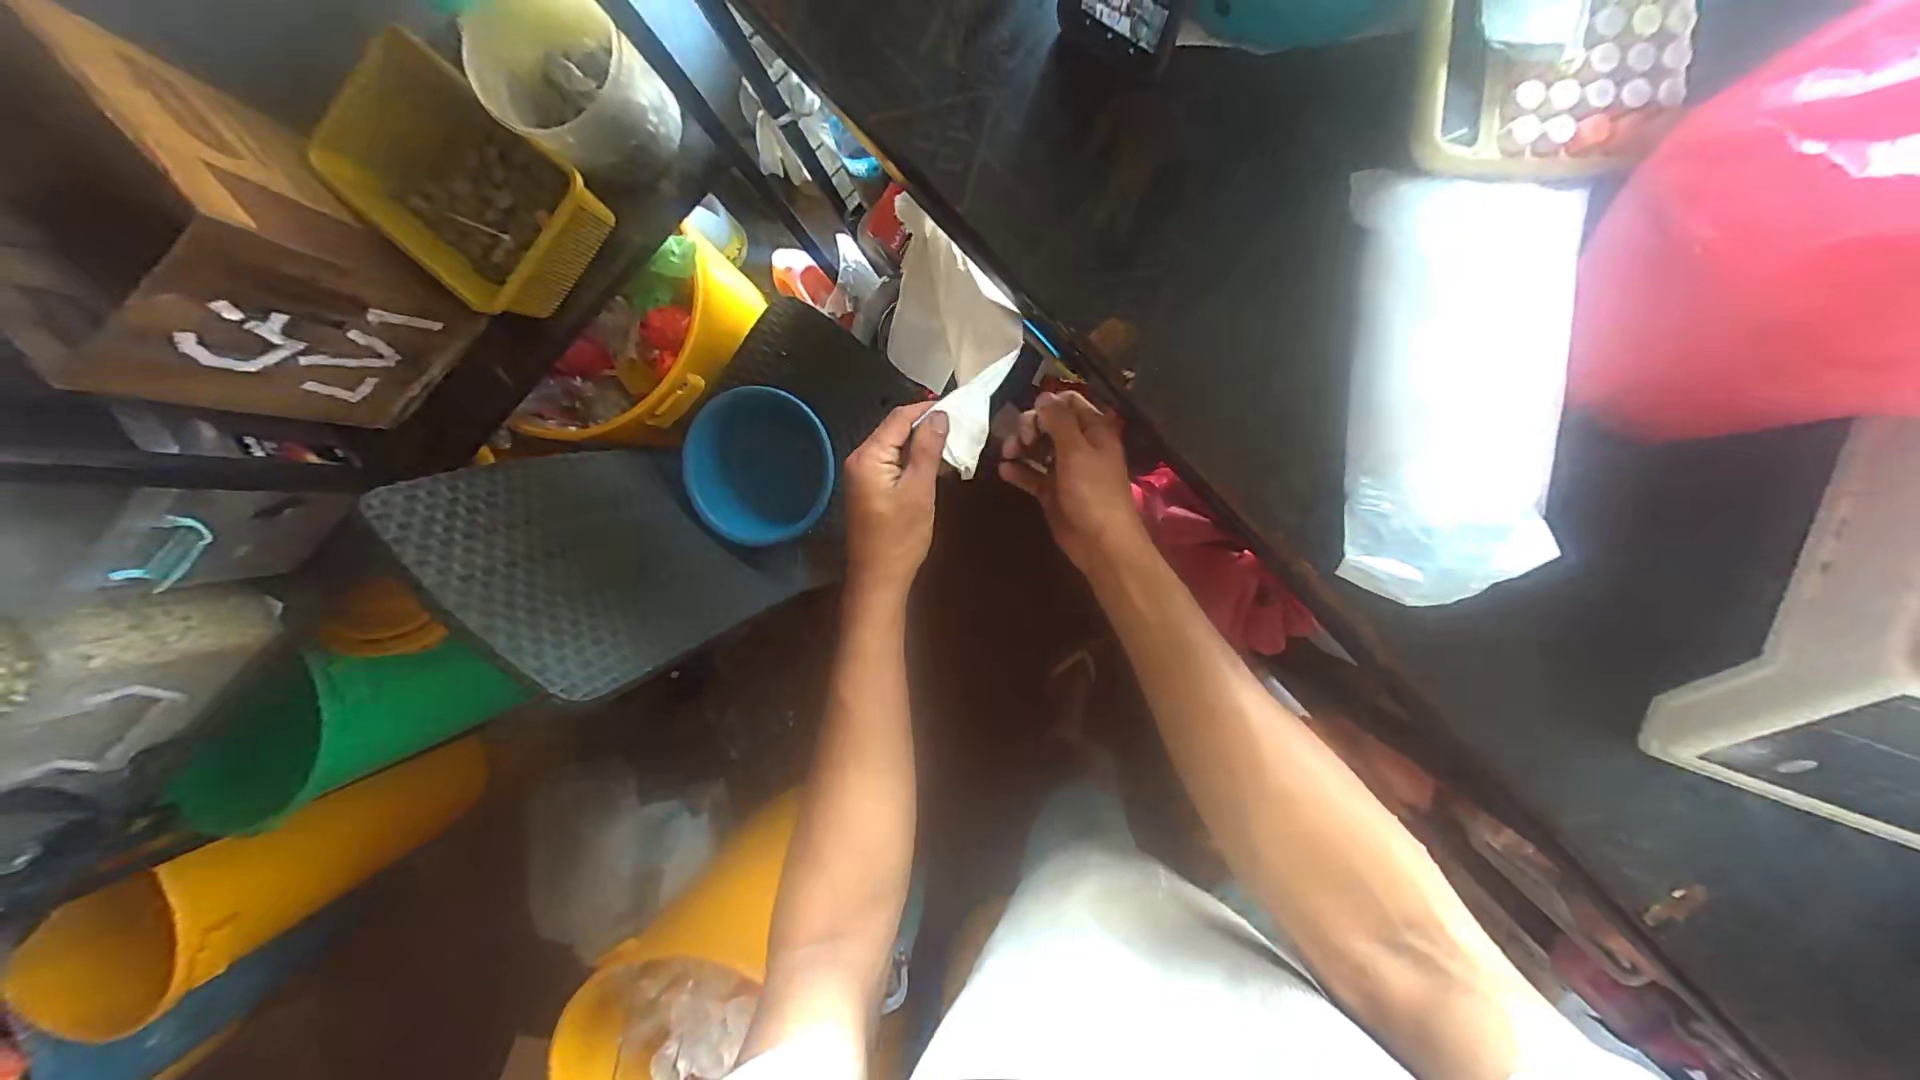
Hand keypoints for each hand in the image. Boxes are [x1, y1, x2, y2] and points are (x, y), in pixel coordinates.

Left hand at [845, 402, 947, 596]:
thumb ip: (928, 449)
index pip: (899, 418)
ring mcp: (862, 474)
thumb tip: (940, 415)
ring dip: (922, 443)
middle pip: (895, 429)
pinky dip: (913, 460)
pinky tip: (935, 465)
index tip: (958, 407)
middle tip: (960, 426)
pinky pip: (893, 463)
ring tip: (953, 444)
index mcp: (868, 456)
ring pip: (895, 446)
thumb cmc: (901, 537)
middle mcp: (860, 459)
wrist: (879, 578)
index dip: (928, 408)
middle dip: (926, 425)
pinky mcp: (870, 488)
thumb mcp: (919, 490)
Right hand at [998, 390, 1149, 574]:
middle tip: (1020, 440)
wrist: (1101, 542)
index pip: (1069, 403)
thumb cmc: (1093, 492)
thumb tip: (1043, 396)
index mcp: (1094, 431)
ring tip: (1007, 454)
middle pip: (1049, 424)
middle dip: (1029, 427)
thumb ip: (1059, 421)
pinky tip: (1004, 470)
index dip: (1048, 405)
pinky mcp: (1051, 492)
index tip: (1032, 418)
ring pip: (1038, 449)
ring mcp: (1065, 470)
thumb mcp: (1076, 450)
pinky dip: (1018, 471)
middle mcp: (1080, 446)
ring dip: (1020, 447)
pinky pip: (1032, 475)